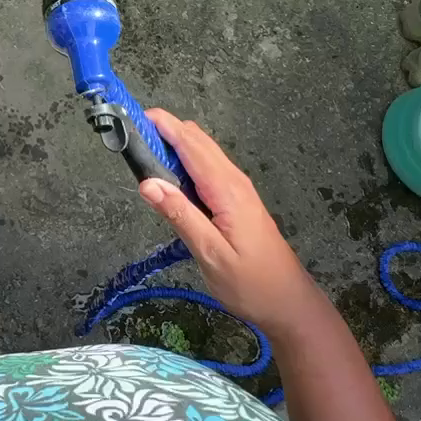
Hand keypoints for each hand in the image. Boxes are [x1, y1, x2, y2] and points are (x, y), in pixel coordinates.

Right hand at [137, 109, 328, 335]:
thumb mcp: (211, 254)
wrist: (290, 304)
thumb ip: (180, 216)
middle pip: (197, 140)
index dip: (164, 125)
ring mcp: (237, 189)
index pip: (191, 144)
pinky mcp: (236, 199)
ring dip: (174, 144)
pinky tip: (168, 175)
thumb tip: (147, 184)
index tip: (135, 116)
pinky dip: (184, 160)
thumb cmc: (251, 284)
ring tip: (142, 151)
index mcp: (227, 190)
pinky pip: (207, 167)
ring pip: (203, 151)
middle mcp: (234, 181)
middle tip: (131, 136)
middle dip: (165, 130)